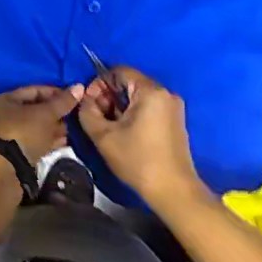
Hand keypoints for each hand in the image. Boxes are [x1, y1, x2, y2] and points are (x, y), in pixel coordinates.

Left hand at [0, 84, 82, 164]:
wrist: (8, 168)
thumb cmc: (24, 131)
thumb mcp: (46, 114)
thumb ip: (62, 102)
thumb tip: (79, 87)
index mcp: (7, 100)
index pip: (35, 90)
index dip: (55, 92)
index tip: (73, 97)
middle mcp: (7, 115)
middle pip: (36, 109)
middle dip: (57, 112)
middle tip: (75, 115)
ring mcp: (12, 134)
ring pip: (38, 126)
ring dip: (55, 127)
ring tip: (73, 128)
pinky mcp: (18, 151)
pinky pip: (37, 141)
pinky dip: (50, 140)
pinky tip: (66, 141)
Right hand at [76, 66, 209, 211]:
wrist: (173, 190)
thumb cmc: (137, 159)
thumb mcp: (103, 135)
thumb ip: (87, 111)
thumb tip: (86, 100)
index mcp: (150, 91)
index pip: (119, 71)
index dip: (99, 83)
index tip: (89, 103)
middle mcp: (165, 93)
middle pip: (129, 82)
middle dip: (108, 96)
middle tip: (96, 116)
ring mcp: (173, 107)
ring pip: (138, 95)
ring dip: (119, 106)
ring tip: (109, 126)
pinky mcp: (175, 120)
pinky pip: (149, 106)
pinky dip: (133, 113)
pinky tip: (124, 131)